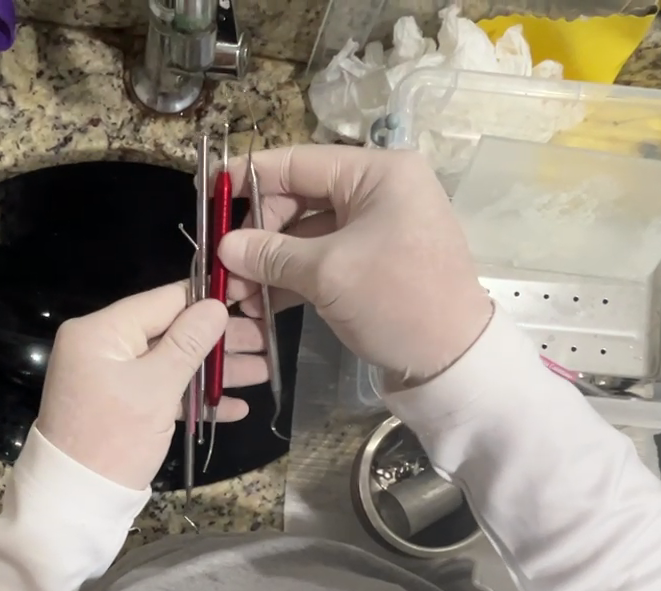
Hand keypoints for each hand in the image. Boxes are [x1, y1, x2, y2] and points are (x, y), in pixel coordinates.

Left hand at [36, 283, 267, 490]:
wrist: (79, 500)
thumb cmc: (115, 438)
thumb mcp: (157, 387)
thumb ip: (188, 343)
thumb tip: (215, 305)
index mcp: (102, 331)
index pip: (163, 301)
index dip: (207, 300)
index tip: (248, 301)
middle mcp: (104, 348)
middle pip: (171, 333)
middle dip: (219, 342)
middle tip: (265, 344)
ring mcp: (113, 379)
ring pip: (172, 365)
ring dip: (215, 372)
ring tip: (261, 372)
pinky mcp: (123, 408)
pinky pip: (162, 393)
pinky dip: (194, 400)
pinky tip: (234, 408)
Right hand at [220, 146, 493, 383]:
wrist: (450, 359)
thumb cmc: (395, 300)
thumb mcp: (328, 273)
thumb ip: (272, 254)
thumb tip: (224, 247)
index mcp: (377, 172)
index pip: (299, 162)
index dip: (251, 178)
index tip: (210, 195)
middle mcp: (378, 191)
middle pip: (299, 199)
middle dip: (258, 234)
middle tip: (226, 268)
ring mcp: (375, 229)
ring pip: (306, 235)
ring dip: (270, 262)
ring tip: (237, 293)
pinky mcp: (371, 264)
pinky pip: (321, 260)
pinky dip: (291, 279)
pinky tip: (261, 302)